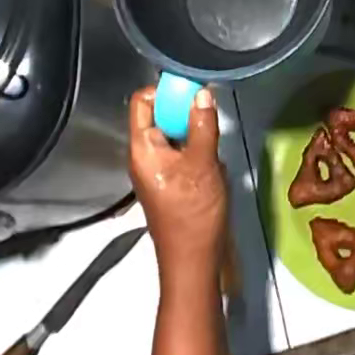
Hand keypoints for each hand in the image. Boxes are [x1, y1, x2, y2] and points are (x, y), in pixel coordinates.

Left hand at [128, 85, 228, 275]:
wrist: (194, 265)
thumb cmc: (194, 214)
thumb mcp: (203, 165)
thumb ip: (202, 125)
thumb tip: (202, 92)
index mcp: (141, 147)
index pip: (142, 100)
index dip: (164, 89)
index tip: (191, 89)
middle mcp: (144, 154)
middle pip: (159, 116)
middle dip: (184, 113)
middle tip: (208, 115)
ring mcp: (156, 170)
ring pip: (174, 135)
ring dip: (195, 135)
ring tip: (212, 147)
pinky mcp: (170, 182)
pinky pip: (181, 154)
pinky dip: (198, 154)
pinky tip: (214, 168)